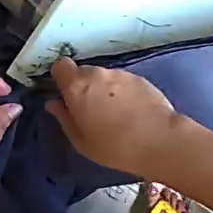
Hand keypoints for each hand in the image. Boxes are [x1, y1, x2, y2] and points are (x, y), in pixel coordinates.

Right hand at [45, 57, 187, 176]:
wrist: (159, 140)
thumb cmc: (114, 147)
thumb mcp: (81, 141)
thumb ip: (64, 118)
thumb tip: (53, 103)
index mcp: (77, 86)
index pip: (60, 66)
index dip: (62, 78)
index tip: (66, 95)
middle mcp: (97, 74)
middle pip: (83, 73)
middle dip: (84, 88)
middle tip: (92, 111)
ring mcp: (121, 74)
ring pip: (105, 78)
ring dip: (105, 90)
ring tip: (116, 115)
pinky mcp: (141, 79)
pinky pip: (123, 83)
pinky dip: (123, 93)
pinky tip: (132, 113)